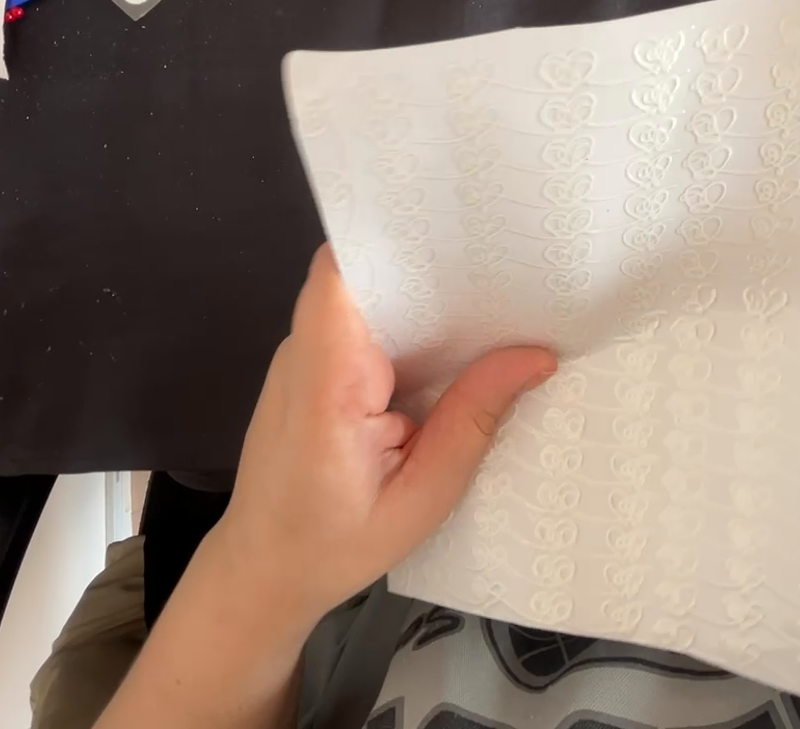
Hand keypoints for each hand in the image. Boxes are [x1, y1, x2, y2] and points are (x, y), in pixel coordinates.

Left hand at [204, 245, 556, 634]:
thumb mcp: (422, 497)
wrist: (262, 573)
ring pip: (361, 294)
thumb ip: (473, 421)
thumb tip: (537, 355)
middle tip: (498, 256)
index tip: (451, 227)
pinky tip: (450, 332)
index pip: (339, 274)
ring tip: (487, 286)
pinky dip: (404, 318)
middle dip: (423, 259)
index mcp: (327, 379)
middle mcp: (306, 351)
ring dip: (418, 288)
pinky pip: (359, 321)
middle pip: (358, 274)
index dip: (387, 237)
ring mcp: (304, 356)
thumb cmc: (334, 545)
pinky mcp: (314, 366)